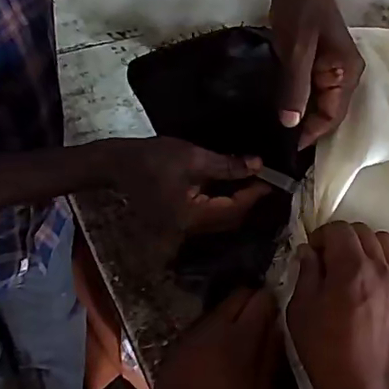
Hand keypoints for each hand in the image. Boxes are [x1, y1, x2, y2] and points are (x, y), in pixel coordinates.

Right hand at [94, 137, 268, 233]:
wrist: (115, 164)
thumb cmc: (152, 158)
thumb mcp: (194, 157)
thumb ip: (228, 165)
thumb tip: (258, 165)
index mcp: (192, 216)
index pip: (234, 209)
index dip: (255, 195)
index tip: (272, 180)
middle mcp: (187, 230)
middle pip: (229, 220)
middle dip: (248, 201)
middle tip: (263, 180)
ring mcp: (180, 230)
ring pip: (220, 221)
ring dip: (237, 204)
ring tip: (251, 182)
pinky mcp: (176, 222)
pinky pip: (208, 217)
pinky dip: (222, 204)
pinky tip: (230, 188)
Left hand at [137, 287, 283, 388]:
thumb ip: (270, 355)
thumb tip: (279, 327)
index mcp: (238, 338)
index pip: (261, 298)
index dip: (273, 302)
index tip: (279, 314)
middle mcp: (214, 326)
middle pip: (239, 295)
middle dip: (254, 301)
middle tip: (263, 321)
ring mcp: (194, 332)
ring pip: (221, 308)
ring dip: (234, 315)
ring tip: (242, 337)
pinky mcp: (179, 342)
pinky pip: (205, 324)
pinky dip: (216, 329)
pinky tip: (218, 351)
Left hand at [267, 0, 362, 147]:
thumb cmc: (300, 11)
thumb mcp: (297, 51)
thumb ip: (295, 87)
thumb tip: (290, 124)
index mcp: (347, 73)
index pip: (333, 116)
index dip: (311, 134)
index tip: (286, 148)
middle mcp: (345, 75)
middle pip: (327, 113)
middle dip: (306, 129)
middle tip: (276, 145)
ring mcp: (331, 69)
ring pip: (317, 103)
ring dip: (299, 116)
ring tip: (274, 132)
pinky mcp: (317, 64)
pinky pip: (309, 90)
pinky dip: (296, 101)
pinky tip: (276, 110)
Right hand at [287, 223, 388, 388]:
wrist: (362, 388)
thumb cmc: (325, 351)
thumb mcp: (301, 311)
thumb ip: (306, 274)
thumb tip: (308, 252)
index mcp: (351, 266)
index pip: (339, 229)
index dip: (320, 235)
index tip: (310, 253)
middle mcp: (379, 266)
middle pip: (363, 231)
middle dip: (341, 238)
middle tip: (325, 259)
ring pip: (384, 242)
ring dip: (365, 245)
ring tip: (349, 265)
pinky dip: (386, 262)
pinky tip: (371, 278)